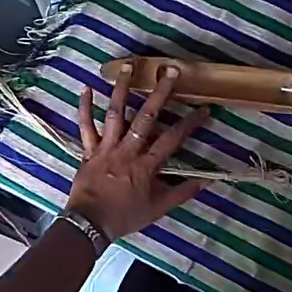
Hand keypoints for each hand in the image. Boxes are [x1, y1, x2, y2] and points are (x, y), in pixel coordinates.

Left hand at [67, 64, 210, 241]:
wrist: (90, 224)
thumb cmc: (125, 216)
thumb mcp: (158, 208)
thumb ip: (182, 192)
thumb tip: (207, 181)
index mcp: (145, 166)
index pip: (172, 139)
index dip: (189, 123)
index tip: (203, 109)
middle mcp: (127, 151)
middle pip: (146, 118)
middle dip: (160, 94)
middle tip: (170, 72)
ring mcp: (106, 148)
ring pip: (115, 114)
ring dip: (122, 89)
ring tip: (128, 67)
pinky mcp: (88, 149)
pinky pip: (85, 126)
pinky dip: (84, 107)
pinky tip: (87, 88)